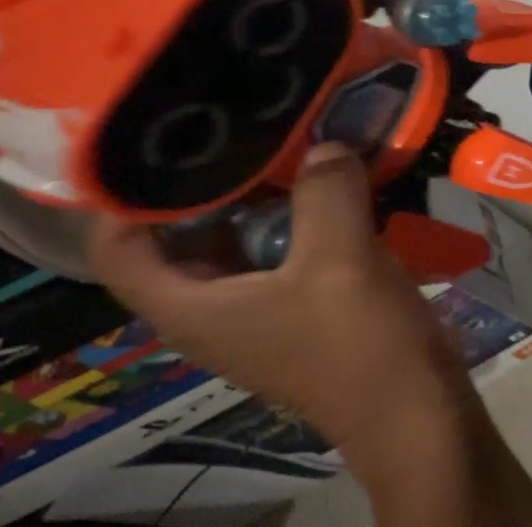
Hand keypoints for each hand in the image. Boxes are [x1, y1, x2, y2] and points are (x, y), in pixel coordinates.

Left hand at [88, 143, 531, 524]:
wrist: (410, 402)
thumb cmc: (355, 339)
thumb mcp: (340, 259)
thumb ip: (327, 194)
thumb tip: (325, 143)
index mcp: (189, 304)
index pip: (122, 245)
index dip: (135, 195)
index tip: (181, 141)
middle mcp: (211, 307)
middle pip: (186, 236)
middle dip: (218, 184)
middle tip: (258, 129)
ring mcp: (260, 310)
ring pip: (243, 241)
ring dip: (271, 199)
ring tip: (307, 149)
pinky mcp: (304, 308)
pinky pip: (287, 252)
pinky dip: (306, 219)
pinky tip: (346, 192)